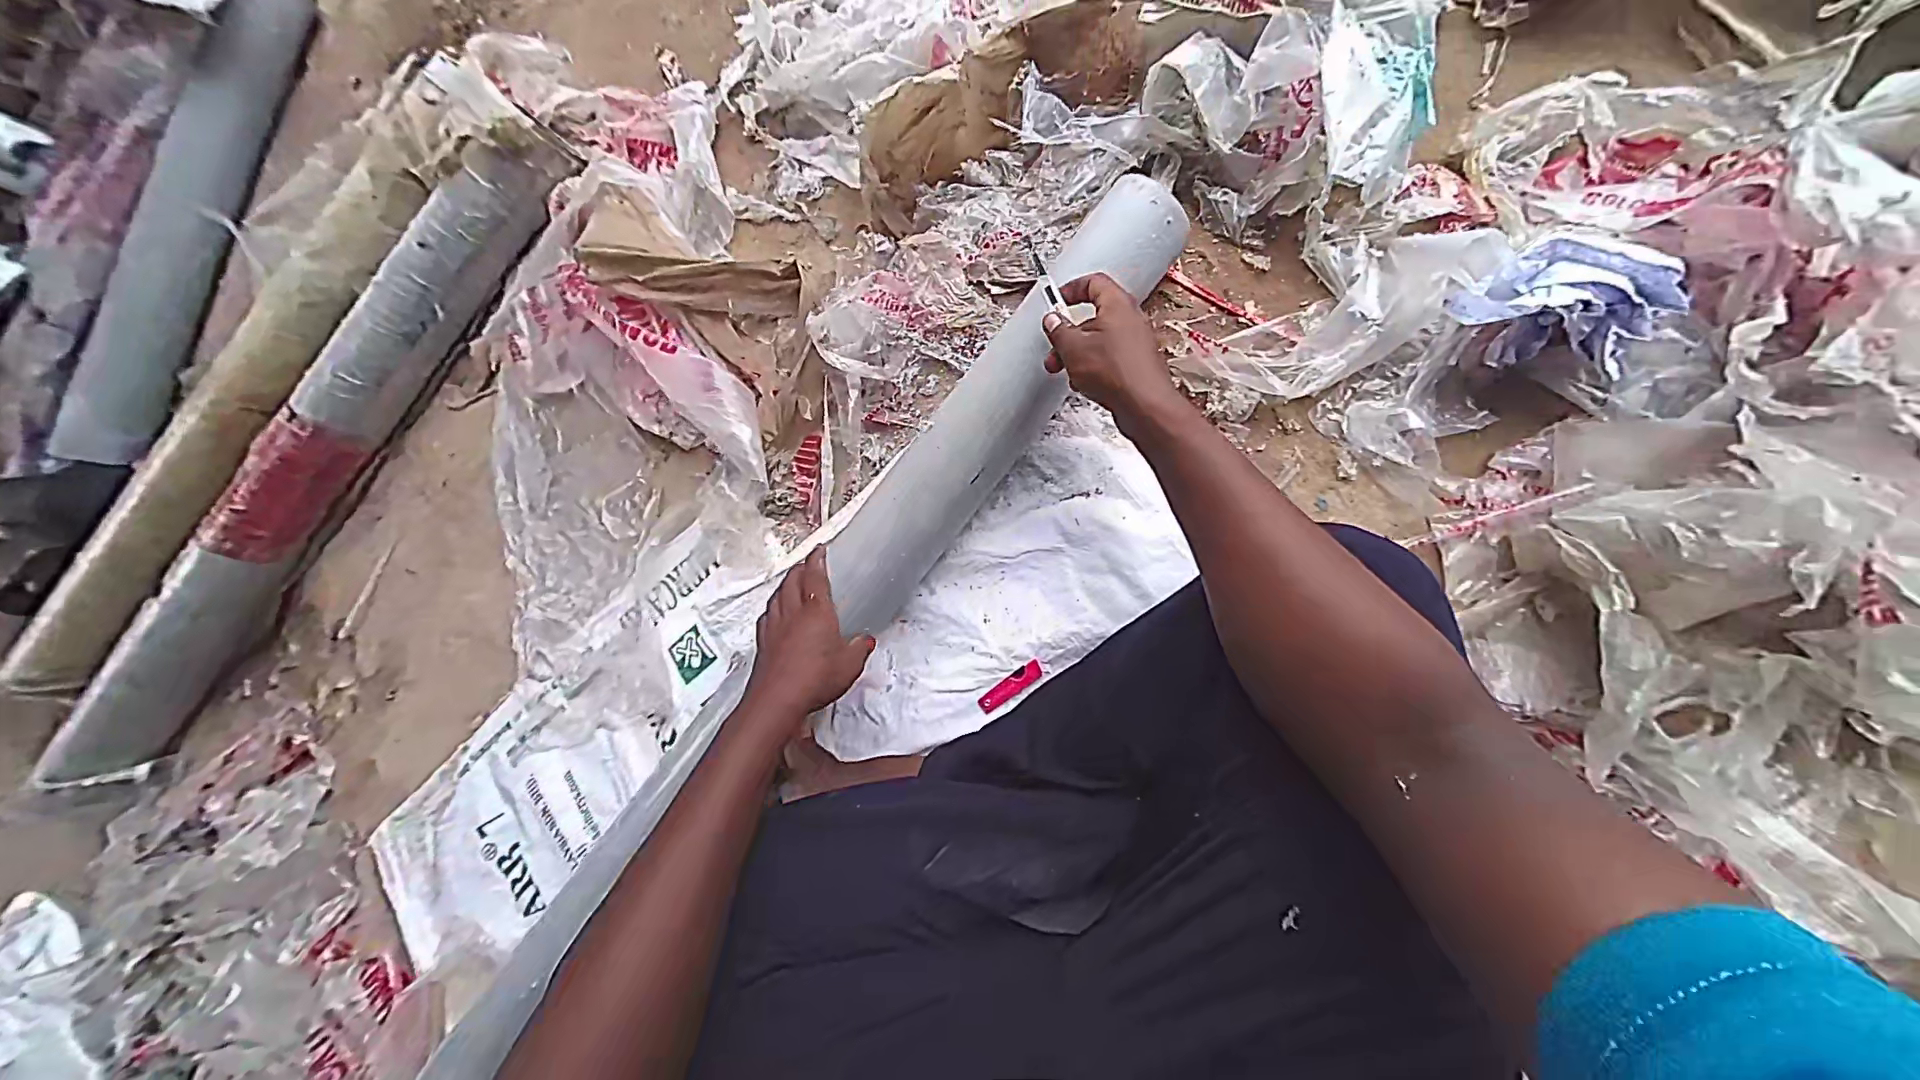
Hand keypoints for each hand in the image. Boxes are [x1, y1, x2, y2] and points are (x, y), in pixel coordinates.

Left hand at [742, 548, 874, 722]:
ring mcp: (775, 627)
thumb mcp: (849, 665)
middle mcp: (793, 613)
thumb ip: (859, 648)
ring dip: (785, 584)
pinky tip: (774, 612)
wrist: (777, 700)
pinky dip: (773, 607)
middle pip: (793, 580)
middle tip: (806, 563)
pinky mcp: (764, 642)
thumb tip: (864, 642)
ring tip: (790, 581)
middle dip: (800, 567)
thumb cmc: (812, 679)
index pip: (815, 576)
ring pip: (778, 595)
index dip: (817, 560)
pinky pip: (767, 615)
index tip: (819, 551)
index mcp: (816, 611)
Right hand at [1042, 273, 1188, 432]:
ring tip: (1067, 368)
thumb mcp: (1072, 347)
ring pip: (1100, 340)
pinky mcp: (1136, 364)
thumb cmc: (1118, 374)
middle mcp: (1131, 319)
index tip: (1058, 299)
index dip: (1072, 289)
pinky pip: (1110, 358)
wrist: (1144, 405)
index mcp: (1117, 304)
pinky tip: (1085, 381)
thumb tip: (1053, 321)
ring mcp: (1136, 342)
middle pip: (1094, 316)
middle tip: (1056, 344)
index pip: (1094, 282)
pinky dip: (1094, 366)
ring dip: (1079, 353)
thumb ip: (1059, 330)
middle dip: (1070, 332)